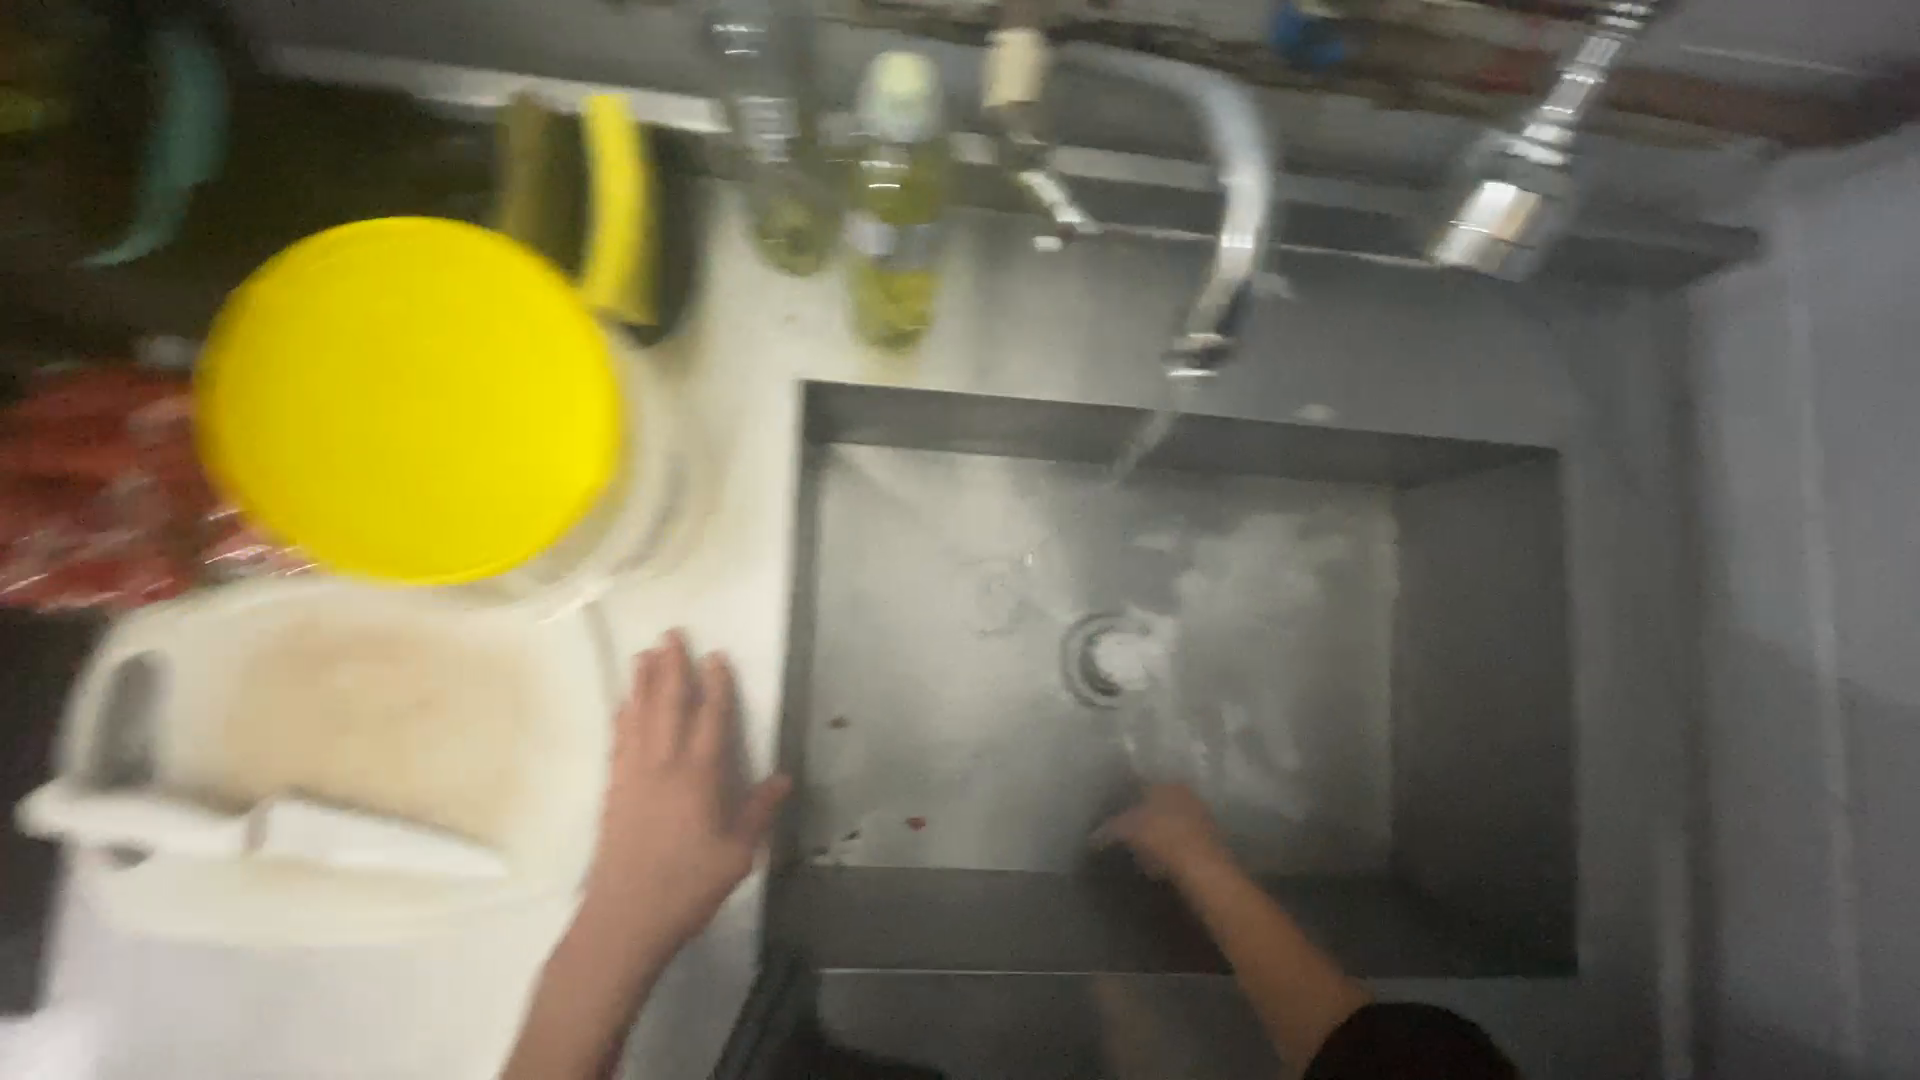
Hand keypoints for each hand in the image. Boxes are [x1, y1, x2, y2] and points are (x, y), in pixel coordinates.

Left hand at [579, 630, 791, 957]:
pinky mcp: (613, 794)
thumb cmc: (687, 888)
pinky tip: (622, 708)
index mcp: (698, 778)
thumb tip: (783, 778)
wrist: (622, 922)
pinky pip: (619, 743)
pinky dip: (622, 718)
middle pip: (667, 707)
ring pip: (638, 718)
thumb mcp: (737, 854)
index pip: (710, 720)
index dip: (715, 686)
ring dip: (642, 684)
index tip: (716, 656)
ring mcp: (633, 778)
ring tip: (643, 656)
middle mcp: (663, 767)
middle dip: (671, 668)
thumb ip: (758, 812)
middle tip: (671, 635)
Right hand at [1096, 783, 1231, 882]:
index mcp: (1166, 785)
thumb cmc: (1160, 837)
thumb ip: (1108, 829)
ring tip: (1144, 856)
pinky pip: (1184, 843)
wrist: (1203, 868)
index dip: (1128, 802)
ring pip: (1173, 824)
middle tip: (1130, 837)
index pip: (1143, 787)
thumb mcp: (1125, 830)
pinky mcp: (1212, 843)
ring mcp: (1203, 818)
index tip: (1117, 818)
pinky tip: (1163, 866)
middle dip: (1145, 820)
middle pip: (1159, 805)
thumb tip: (1093, 837)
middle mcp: (1187, 795)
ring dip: (1160, 837)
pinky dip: (1172, 852)